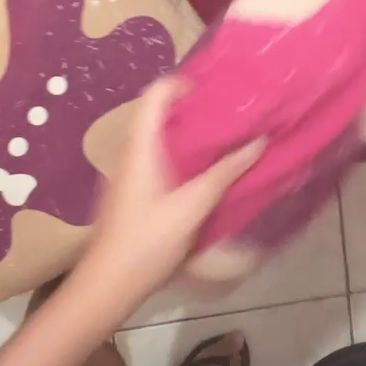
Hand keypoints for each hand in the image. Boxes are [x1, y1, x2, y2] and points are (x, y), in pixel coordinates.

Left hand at [67, 77, 264, 314]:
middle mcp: (129, 150)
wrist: (108, 283)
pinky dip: (176, 153)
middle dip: (189, 108)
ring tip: (218, 137)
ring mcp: (126, 171)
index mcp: (140, 145)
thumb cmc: (147, 239)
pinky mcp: (129, 190)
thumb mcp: (192, 206)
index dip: (180, 82)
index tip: (212, 87)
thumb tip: (258, 141)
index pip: (155, 94)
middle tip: (224, 111)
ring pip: (155, 136)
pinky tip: (199, 171)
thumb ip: (224, 173)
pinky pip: (153, 157)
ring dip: (184, 132)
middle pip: (156, 113)